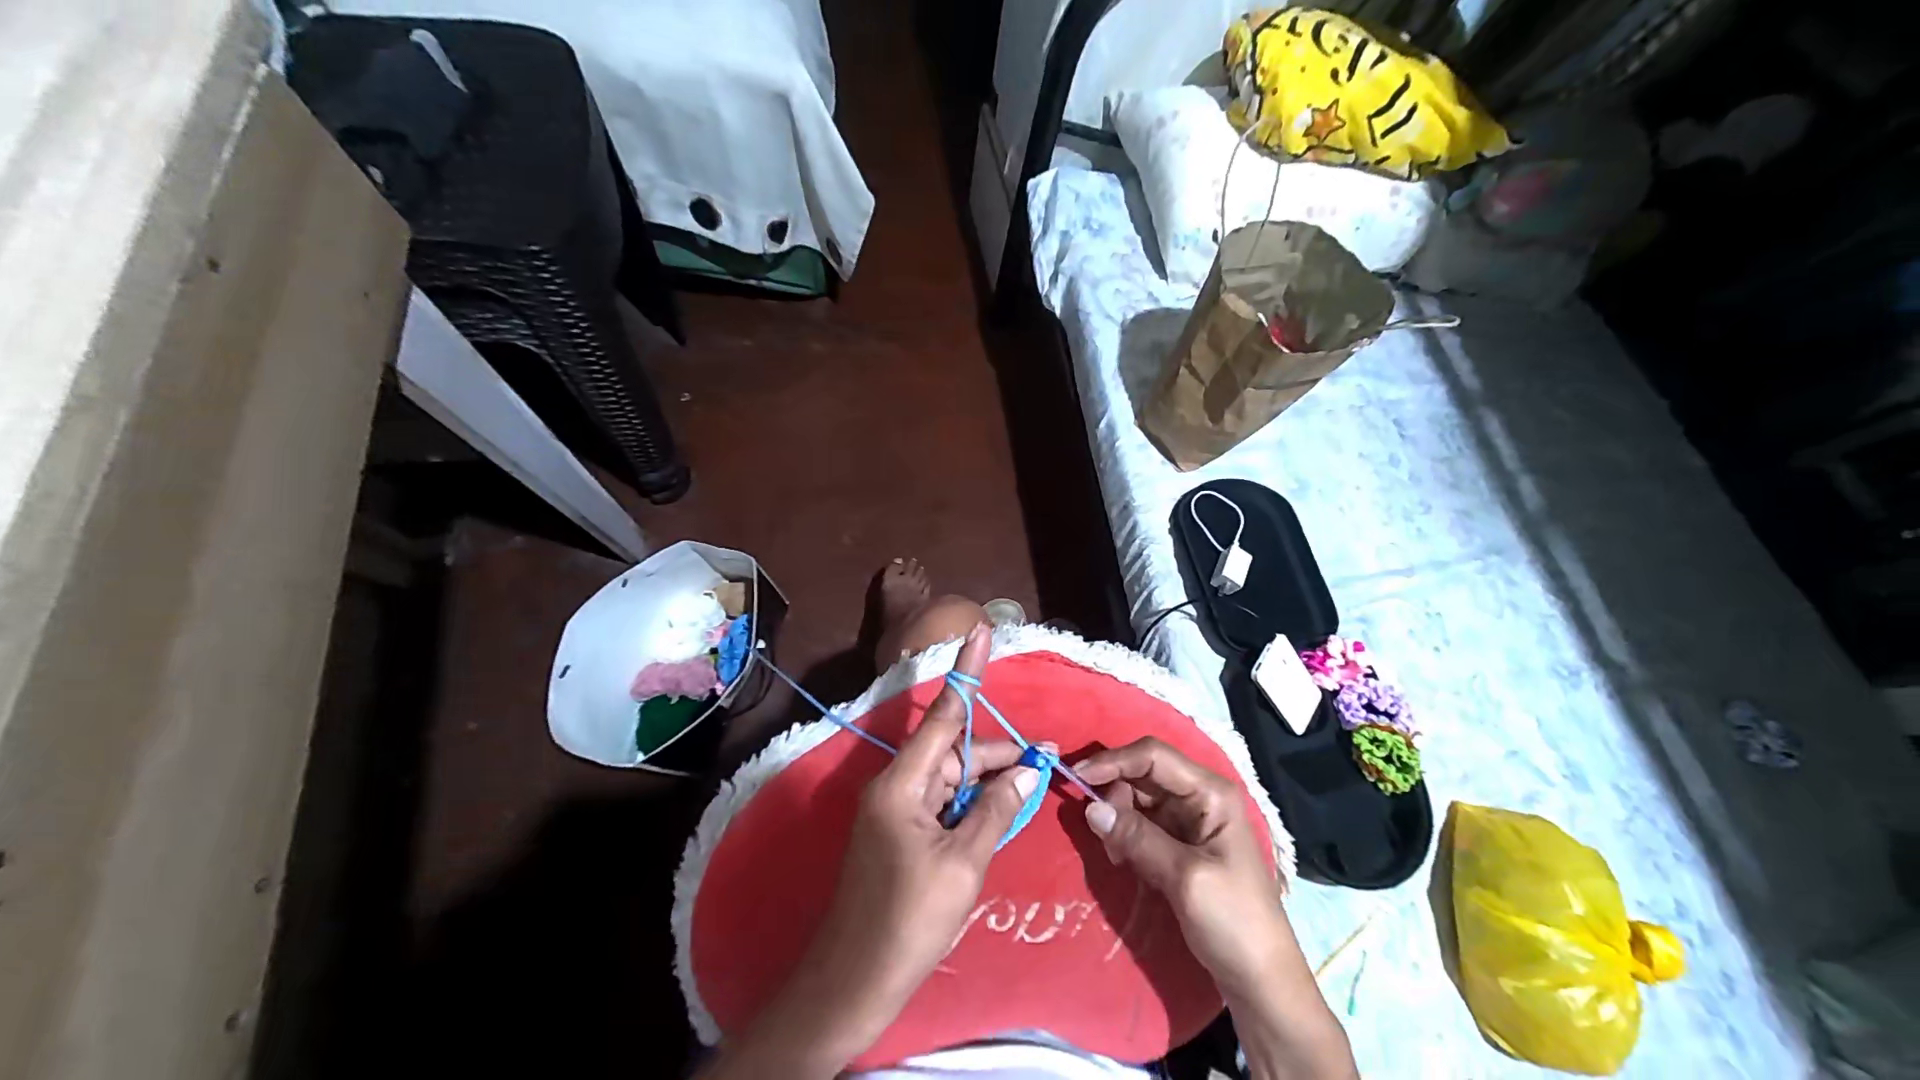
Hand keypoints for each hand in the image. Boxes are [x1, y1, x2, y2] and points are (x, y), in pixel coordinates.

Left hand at [701, 623, 1039, 1077]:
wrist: (854, 979)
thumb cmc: (909, 919)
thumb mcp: (964, 863)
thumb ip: (996, 808)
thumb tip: (1027, 768)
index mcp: (904, 782)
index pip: (944, 714)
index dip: (966, 671)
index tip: (980, 630)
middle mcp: (896, 785)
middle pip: (955, 751)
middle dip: (996, 755)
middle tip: (1043, 764)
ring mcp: (894, 809)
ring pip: (951, 779)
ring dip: (986, 784)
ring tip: (1027, 791)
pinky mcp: (898, 832)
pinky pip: (941, 803)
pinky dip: (970, 807)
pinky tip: (996, 818)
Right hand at [1074, 736, 1286, 993]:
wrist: (1259, 978)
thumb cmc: (1233, 920)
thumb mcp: (1184, 877)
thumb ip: (1137, 837)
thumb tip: (1091, 808)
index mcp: (1210, 793)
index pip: (1153, 756)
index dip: (1113, 761)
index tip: (1077, 778)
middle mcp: (1199, 797)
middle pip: (1142, 774)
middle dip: (1114, 794)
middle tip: (1100, 830)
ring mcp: (1188, 820)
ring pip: (1137, 798)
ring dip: (1117, 817)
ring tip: (1115, 853)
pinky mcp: (1178, 843)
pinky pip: (1140, 823)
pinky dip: (1125, 834)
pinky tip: (1122, 858)